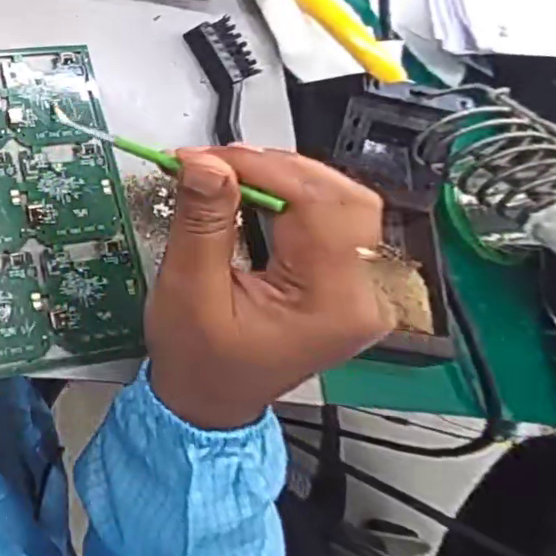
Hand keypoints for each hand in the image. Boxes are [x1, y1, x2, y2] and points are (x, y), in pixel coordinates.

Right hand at [146, 145, 389, 429]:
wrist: (208, 398)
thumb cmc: (196, 355)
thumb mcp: (187, 288)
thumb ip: (202, 224)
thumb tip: (205, 164)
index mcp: (336, 301)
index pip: (320, 206)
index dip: (262, 169)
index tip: (201, 158)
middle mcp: (368, 293)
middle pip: (344, 199)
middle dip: (275, 168)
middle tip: (212, 162)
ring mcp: (361, 287)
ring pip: (339, 204)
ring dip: (279, 178)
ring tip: (222, 173)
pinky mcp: (342, 280)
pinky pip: (326, 222)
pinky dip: (283, 197)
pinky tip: (245, 194)